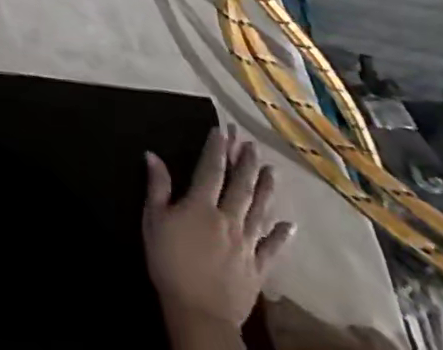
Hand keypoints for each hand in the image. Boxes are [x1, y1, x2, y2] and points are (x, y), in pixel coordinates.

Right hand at [144, 126, 294, 342]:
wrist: (198, 312)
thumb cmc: (168, 261)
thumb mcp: (153, 220)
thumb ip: (157, 187)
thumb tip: (153, 154)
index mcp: (201, 206)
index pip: (211, 170)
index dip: (217, 149)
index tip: (222, 130)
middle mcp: (228, 218)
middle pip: (240, 186)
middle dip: (246, 162)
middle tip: (251, 144)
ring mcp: (247, 243)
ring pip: (260, 210)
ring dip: (266, 189)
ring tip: (272, 170)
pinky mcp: (258, 267)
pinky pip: (272, 248)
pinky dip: (281, 235)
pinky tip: (289, 225)